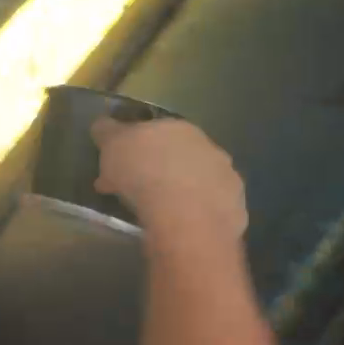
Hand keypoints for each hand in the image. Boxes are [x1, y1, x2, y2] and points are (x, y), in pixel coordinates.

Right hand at [91, 117, 246, 243]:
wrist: (187, 218)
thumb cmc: (142, 171)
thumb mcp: (108, 143)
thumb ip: (106, 129)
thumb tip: (106, 125)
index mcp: (178, 126)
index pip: (151, 128)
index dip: (131, 143)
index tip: (116, 160)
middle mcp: (209, 146)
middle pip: (173, 153)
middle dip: (153, 165)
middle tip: (130, 184)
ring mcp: (228, 178)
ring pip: (192, 178)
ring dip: (172, 187)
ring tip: (150, 206)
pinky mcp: (238, 207)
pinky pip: (205, 203)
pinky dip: (189, 208)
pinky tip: (172, 219)